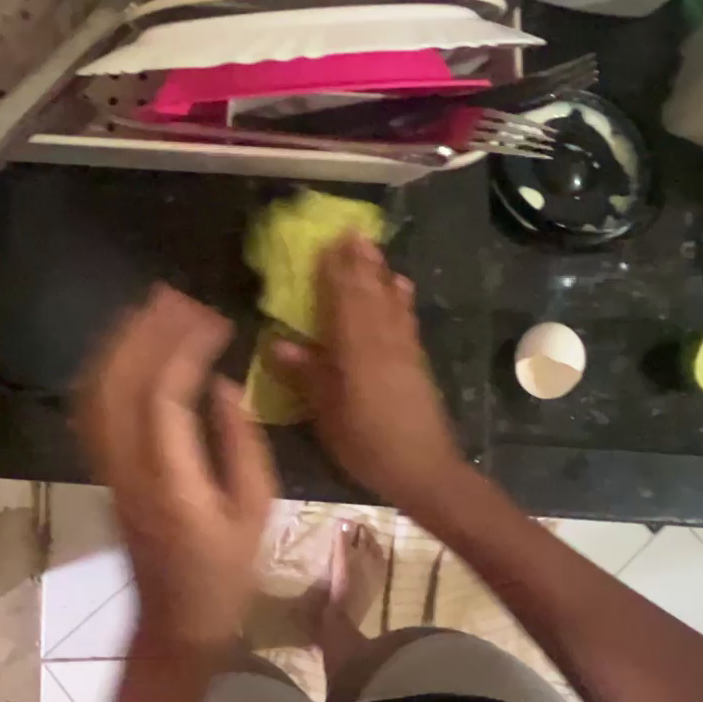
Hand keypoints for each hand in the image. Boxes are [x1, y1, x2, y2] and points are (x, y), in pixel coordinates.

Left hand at [75, 285, 277, 650]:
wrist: (175, 618)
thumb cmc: (226, 570)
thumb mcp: (256, 508)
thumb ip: (240, 442)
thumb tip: (222, 386)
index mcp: (171, 478)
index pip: (164, 395)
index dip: (185, 349)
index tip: (215, 319)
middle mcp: (127, 466)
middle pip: (120, 383)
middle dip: (146, 331)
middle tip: (178, 297)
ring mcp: (108, 467)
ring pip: (96, 392)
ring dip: (119, 343)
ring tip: (151, 308)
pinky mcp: (103, 470)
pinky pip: (91, 409)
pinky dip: (104, 369)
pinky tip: (126, 347)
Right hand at [270, 234, 467, 509]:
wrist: (424, 469)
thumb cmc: (367, 444)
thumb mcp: (327, 415)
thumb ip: (307, 376)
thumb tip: (278, 343)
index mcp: (355, 351)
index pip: (343, 301)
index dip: (335, 271)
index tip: (328, 243)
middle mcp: (381, 341)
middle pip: (369, 294)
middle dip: (360, 263)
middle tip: (353, 232)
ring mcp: (403, 350)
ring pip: (389, 302)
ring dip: (380, 274)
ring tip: (373, 249)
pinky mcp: (417, 362)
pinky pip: (406, 319)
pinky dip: (401, 299)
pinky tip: (401, 287)